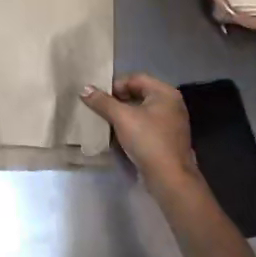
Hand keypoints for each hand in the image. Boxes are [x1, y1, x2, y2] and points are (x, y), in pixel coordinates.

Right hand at [80, 73, 200, 191]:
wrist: (169, 177)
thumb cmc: (147, 140)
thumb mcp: (122, 118)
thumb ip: (103, 102)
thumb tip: (84, 88)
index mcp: (165, 93)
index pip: (135, 79)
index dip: (115, 85)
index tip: (97, 97)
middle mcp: (171, 104)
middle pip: (139, 94)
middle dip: (117, 100)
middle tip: (99, 108)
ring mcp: (171, 122)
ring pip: (141, 111)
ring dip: (123, 114)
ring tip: (105, 121)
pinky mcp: (166, 138)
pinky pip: (146, 125)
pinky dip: (131, 126)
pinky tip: (117, 135)